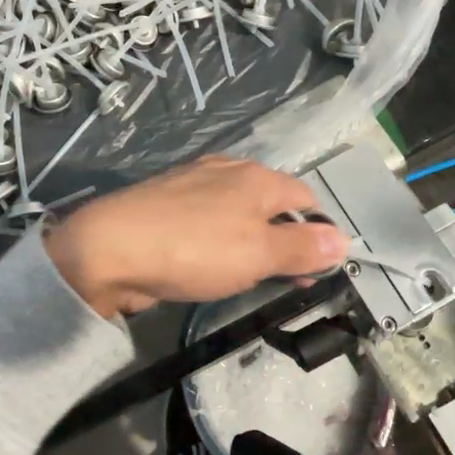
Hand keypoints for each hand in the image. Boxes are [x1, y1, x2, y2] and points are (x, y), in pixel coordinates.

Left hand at [44, 154, 348, 317]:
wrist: (110, 248)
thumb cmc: (194, 248)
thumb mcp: (257, 253)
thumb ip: (300, 248)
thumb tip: (343, 239)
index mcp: (254, 176)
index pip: (304, 198)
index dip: (319, 231)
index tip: (322, 270)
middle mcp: (225, 171)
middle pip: (271, 203)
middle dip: (286, 239)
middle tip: (291, 282)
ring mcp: (192, 186)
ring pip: (238, 213)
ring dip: (253, 243)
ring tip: (254, 280)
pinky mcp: (167, 207)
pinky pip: (209, 224)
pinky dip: (221, 244)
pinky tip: (213, 267)